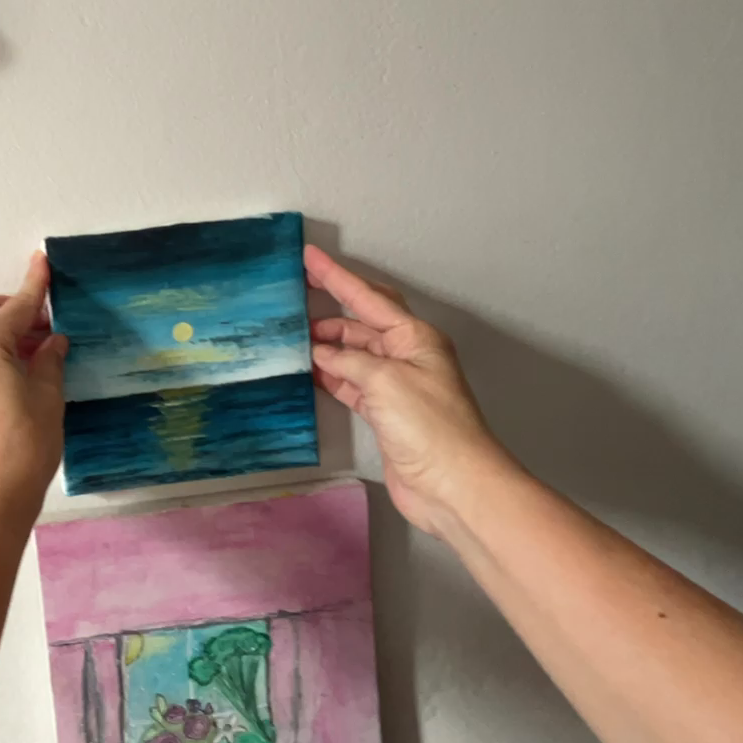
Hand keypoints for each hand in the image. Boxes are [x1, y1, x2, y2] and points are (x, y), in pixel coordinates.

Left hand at [0, 253, 69, 524]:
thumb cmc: (25, 444)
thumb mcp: (48, 396)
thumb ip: (49, 359)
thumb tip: (52, 341)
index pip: (16, 307)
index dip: (35, 286)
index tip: (43, 262)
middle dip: (9, 308)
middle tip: (41, 327)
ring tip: (31, 355)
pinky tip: (11, 377)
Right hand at [304, 245, 520, 534]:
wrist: (452, 485)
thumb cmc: (429, 427)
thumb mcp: (386, 381)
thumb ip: (348, 360)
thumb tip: (320, 353)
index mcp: (414, 338)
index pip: (368, 298)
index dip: (336, 276)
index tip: (308, 256)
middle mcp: (405, 355)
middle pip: (360, 322)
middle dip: (329, 308)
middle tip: (293, 295)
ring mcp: (394, 383)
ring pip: (352, 352)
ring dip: (324, 345)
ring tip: (290, 336)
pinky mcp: (382, 410)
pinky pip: (349, 380)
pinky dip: (328, 373)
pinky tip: (306, 369)